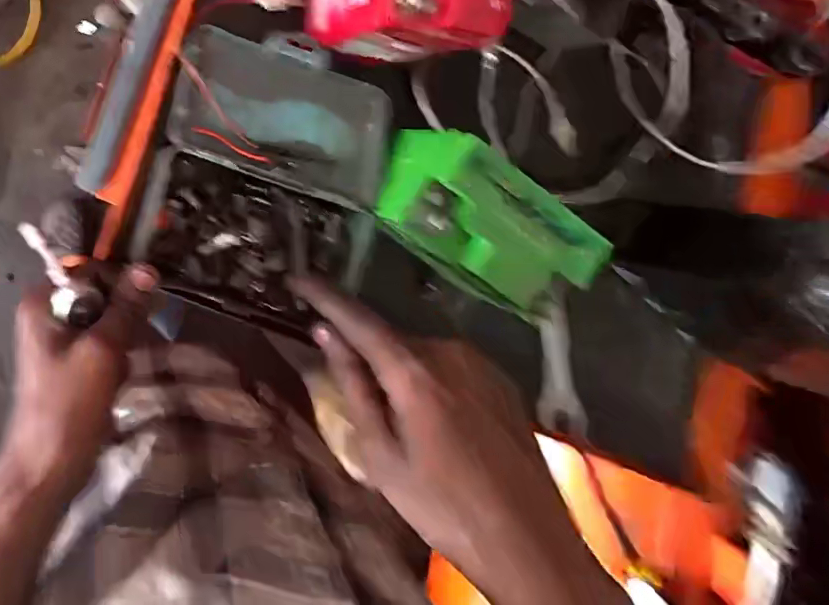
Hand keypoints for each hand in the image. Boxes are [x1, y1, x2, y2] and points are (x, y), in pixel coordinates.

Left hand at [0, 263, 158, 495]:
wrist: (45, 473)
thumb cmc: (68, 407)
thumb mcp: (102, 350)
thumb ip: (126, 307)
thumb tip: (147, 268)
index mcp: (41, 300)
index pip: (89, 269)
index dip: (119, 280)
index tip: (146, 300)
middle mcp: (44, 312)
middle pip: (97, 293)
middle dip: (123, 313)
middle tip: (144, 333)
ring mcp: (55, 339)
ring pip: (103, 319)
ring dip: (123, 337)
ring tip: (129, 362)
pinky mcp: (67, 363)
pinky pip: (99, 343)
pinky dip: (115, 354)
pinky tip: (122, 376)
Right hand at [290, 276, 616, 604]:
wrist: (533, 550)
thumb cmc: (444, 509)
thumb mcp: (381, 456)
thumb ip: (352, 386)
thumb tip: (324, 332)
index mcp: (413, 372)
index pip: (357, 318)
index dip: (322, 295)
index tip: (295, 278)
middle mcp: (448, 352)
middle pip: (388, 336)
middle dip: (363, 348)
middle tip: (349, 384)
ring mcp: (479, 362)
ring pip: (418, 350)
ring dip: (397, 366)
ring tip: (400, 419)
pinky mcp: (501, 379)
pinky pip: (447, 363)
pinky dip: (427, 375)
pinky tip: (436, 420)